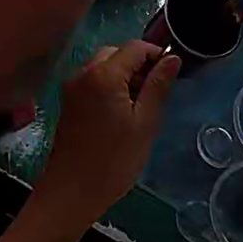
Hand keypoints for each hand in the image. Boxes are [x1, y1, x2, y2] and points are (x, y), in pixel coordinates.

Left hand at [33, 41, 179, 231]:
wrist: (71, 193)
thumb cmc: (114, 160)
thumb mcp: (145, 122)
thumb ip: (158, 86)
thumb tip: (173, 58)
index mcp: (103, 75)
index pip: (135, 48)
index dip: (157, 55)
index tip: (171, 75)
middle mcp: (83, 73)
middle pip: (117, 53)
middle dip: (139, 65)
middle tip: (156, 93)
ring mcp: (73, 88)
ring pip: (104, 66)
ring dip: (125, 76)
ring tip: (141, 105)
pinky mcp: (69, 102)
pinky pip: (93, 81)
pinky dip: (111, 86)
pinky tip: (122, 112)